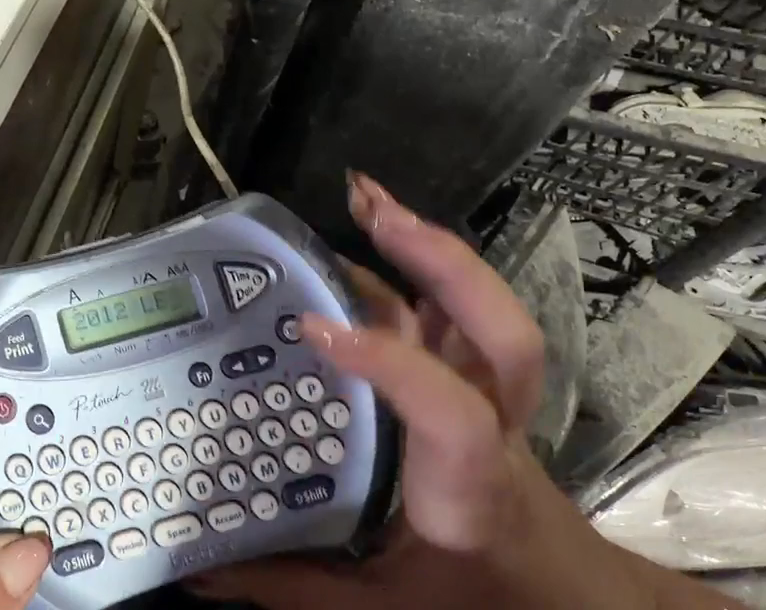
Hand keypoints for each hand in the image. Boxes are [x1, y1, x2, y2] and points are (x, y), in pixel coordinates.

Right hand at [186, 173, 708, 609]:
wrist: (571, 602)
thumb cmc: (481, 601)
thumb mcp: (384, 608)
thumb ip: (290, 587)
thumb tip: (195, 571)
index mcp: (468, 486)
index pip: (450, 414)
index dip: (388, 362)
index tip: (315, 328)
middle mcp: (491, 427)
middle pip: (498, 335)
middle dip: (438, 261)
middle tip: (368, 209)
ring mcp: (492, 400)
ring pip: (480, 312)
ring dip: (427, 246)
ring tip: (365, 196)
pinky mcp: (478, 388)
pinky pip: (453, 317)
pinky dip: (416, 268)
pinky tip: (371, 241)